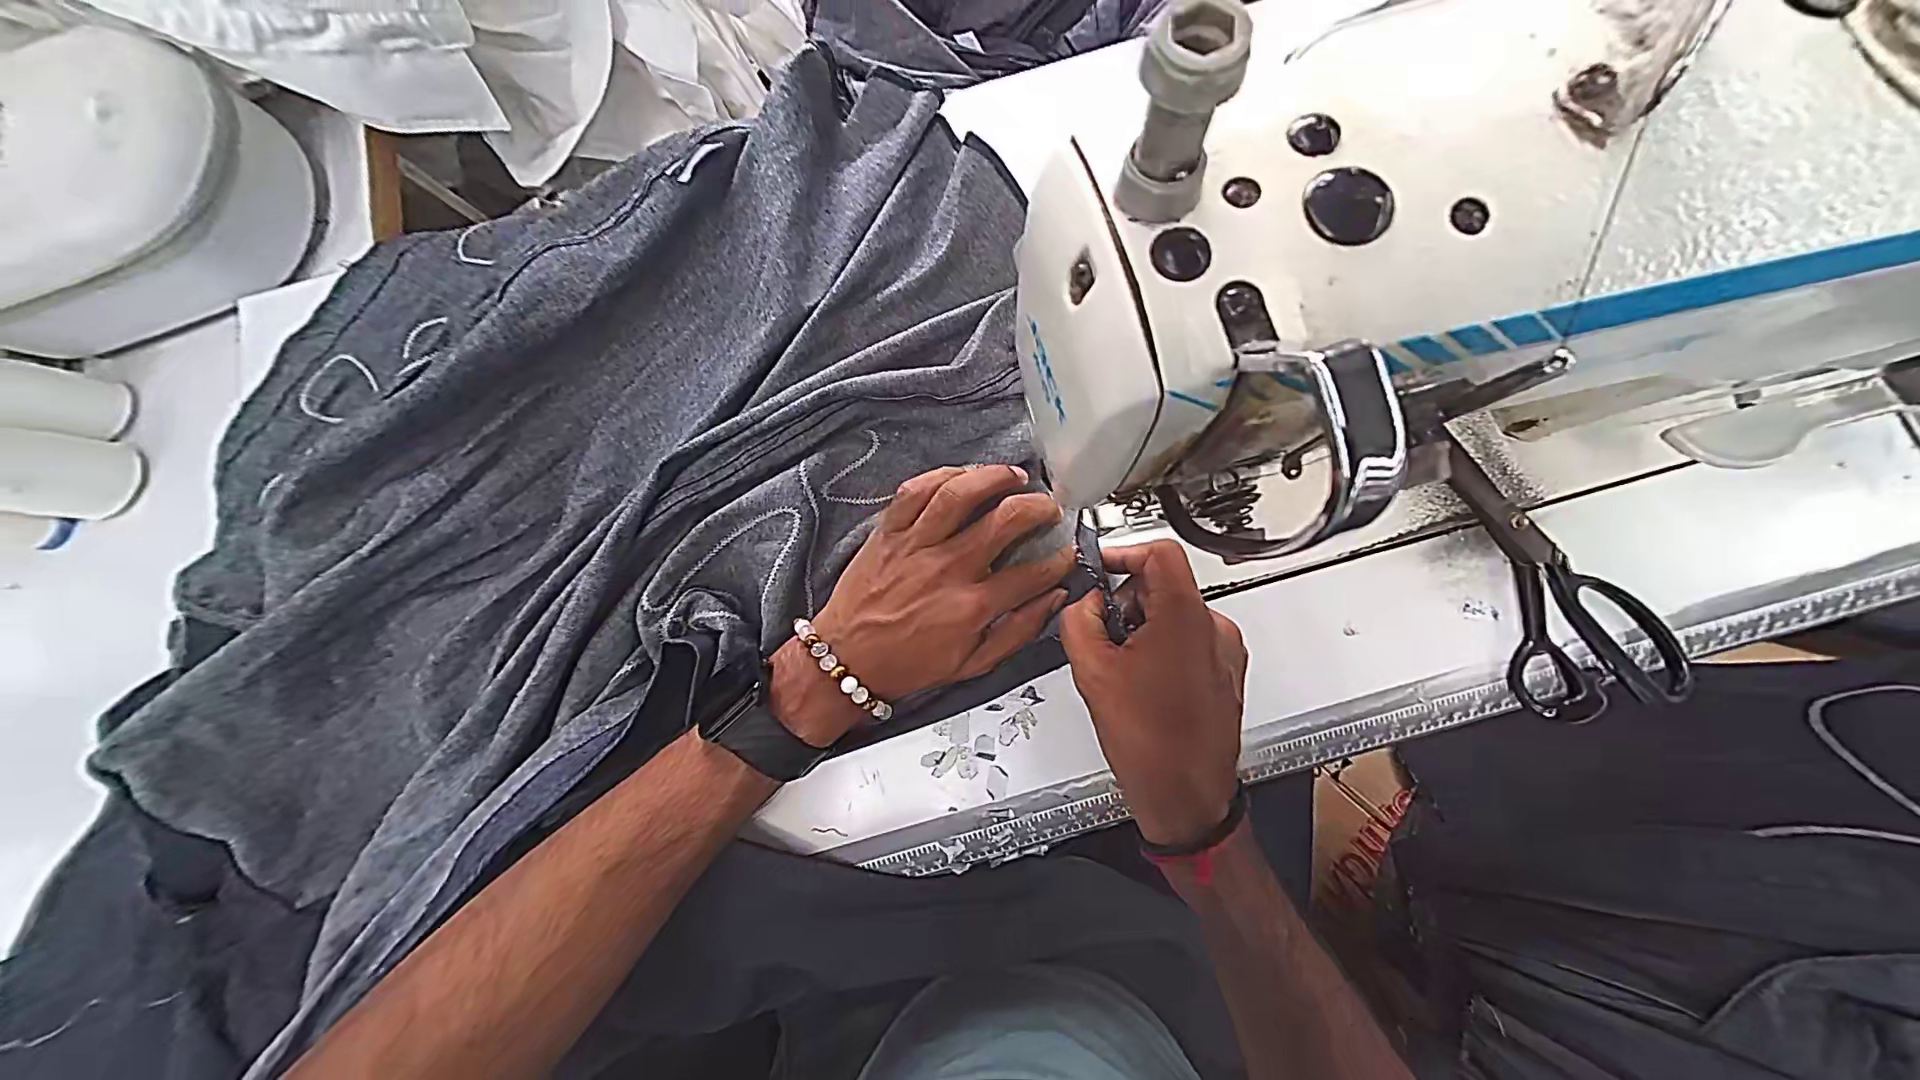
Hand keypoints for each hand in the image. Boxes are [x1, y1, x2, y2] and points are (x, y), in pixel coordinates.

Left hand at [769, 464, 1075, 745]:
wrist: (848, 660)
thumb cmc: (905, 663)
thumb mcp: (972, 664)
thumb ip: (1017, 632)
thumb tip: (1051, 601)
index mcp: (970, 607)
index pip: (1031, 573)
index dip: (1059, 559)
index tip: (1066, 552)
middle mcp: (945, 570)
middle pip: (1005, 521)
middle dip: (1038, 508)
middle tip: (1047, 507)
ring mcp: (915, 547)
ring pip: (960, 495)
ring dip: (994, 478)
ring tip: (1014, 476)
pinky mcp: (889, 534)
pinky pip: (914, 492)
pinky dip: (941, 476)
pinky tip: (962, 476)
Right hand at [1059, 540, 1246, 846]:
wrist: (1186, 795)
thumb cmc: (1153, 746)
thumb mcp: (1092, 671)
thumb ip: (1078, 619)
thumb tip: (1083, 601)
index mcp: (1185, 617)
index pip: (1159, 552)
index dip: (1123, 553)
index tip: (1101, 567)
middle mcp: (1213, 628)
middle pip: (1162, 584)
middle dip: (1125, 602)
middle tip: (1102, 632)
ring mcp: (1223, 651)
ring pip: (1173, 613)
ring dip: (1141, 627)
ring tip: (1123, 667)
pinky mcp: (1224, 671)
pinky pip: (1187, 639)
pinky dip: (1160, 647)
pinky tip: (1142, 682)